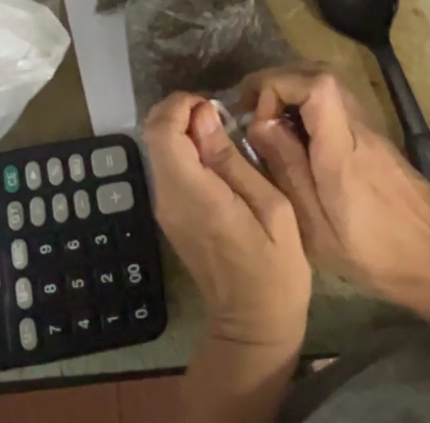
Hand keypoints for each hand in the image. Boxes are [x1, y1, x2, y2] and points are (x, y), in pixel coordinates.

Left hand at [144, 93, 311, 347]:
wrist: (253, 323)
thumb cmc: (276, 268)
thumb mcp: (272, 208)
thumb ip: (232, 160)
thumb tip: (204, 116)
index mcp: (194, 194)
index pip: (163, 131)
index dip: (181, 105)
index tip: (213, 105)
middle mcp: (168, 197)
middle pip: (153, 135)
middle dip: (179, 113)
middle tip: (218, 116)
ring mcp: (164, 208)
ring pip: (157, 148)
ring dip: (180, 130)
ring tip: (220, 133)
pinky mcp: (168, 215)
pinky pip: (166, 167)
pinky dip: (182, 150)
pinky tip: (213, 157)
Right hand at [241, 66, 429, 309]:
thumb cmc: (376, 255)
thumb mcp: (318, 228)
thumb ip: (289, 171)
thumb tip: (260, 124)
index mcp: (343, 150)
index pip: (317, 85)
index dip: (278, 86)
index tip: (258, 117)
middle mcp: (359, 129)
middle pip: (321, 73)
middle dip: (278, 82)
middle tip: (252, 109)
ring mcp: (372, 131)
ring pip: (329, 85)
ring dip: (292, 92)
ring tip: (268, 123)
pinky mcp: (376, 140)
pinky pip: (337, 105)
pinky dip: (308, 108)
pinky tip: (296, 140)